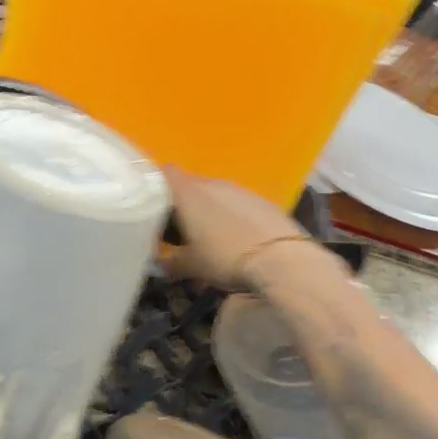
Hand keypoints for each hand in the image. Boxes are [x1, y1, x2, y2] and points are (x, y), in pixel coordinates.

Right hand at [160, 167, 319, 288]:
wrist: (283, 261)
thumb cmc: (225, 257)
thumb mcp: (192, 266)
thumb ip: (172, 262)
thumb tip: (161, 264)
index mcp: (188, 192)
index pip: (164, 172)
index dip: (156, 185)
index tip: (153, 205)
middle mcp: (212, 183)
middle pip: (190, 185)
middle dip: (184, 203)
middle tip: (181, 229)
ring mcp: (241, 190)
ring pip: (216, 194)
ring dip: (210, 210)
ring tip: (212, 237)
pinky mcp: (264, 201)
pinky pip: (239, 204)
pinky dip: (234, 216)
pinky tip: (239, 239)